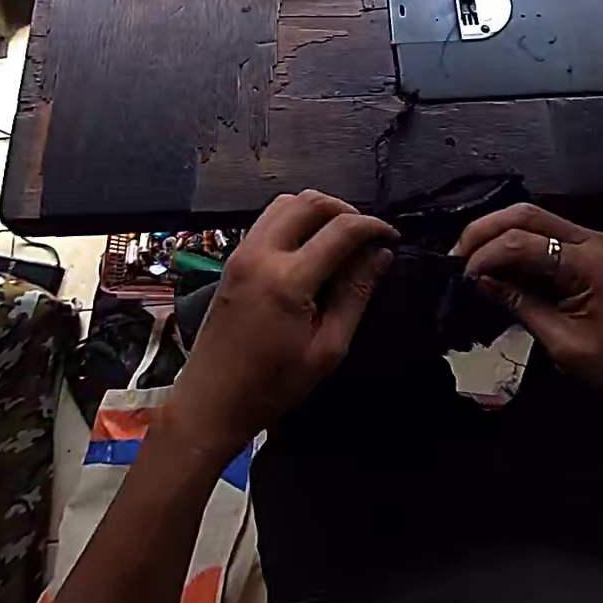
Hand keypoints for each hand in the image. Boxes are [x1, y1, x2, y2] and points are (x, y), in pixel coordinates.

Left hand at [163, 191, 397, 460]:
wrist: (211, 400)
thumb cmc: (273, 385)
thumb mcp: (328, 349)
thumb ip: (356, 295)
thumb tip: (381, 255)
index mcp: (287, 280)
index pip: (340, 230)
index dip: (373, 226)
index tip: (392, 237)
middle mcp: (260, 254)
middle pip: (309, 201)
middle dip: (345, 209)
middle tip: (366, 234)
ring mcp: (241, 253)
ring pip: (284, 202)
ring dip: (317, 210)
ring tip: (340, 237)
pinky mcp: (232, 259)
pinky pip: (267, 220)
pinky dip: (294, 219)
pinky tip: (310, 246)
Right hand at [451, 203, 602, 406]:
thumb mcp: (565, 344)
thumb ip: (519, 305)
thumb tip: (478, 281)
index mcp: (590, 260)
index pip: (521, 241)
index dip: (485, 256)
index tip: (461, 278)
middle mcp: (590, 241)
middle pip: (525, 215)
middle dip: (484, 231)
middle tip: (456, 256)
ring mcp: (590, 246)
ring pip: (531, 222)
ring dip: (496, 236)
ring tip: (468, 261)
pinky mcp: (587, 257)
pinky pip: (542, 240)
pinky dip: (513, 249)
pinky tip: (495, 268)